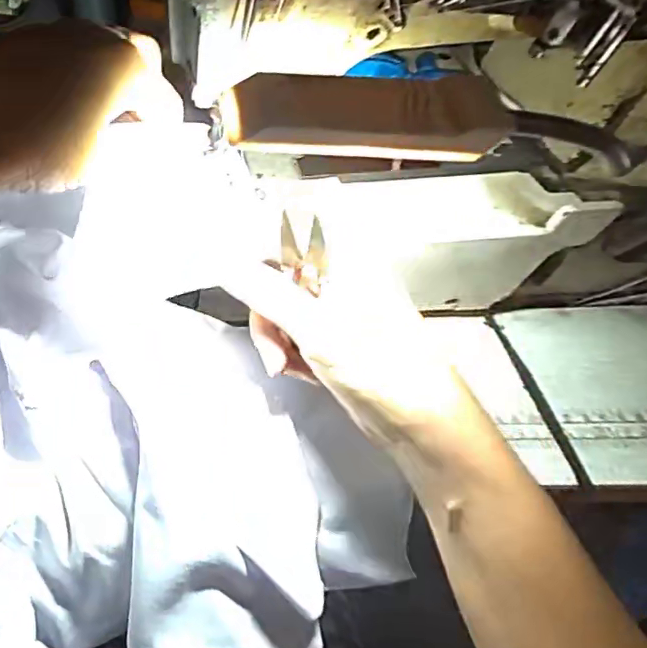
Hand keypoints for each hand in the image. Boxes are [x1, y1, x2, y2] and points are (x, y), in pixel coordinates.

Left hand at [0, 20, 178, 202]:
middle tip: (128, 125)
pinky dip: (74, 72)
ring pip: (102, 49)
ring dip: (107, 78)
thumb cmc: (31, 148)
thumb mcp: (91, 163)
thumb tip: (131, 141)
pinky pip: (68, 50)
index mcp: (126, 66)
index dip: (165, 129)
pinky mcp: (25, 34)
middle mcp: (100, 36)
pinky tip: (52, 101)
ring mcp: (60, 30)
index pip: (165, 99)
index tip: (156, 150)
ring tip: (90, 113)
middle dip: (143, 90)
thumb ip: (122, 148)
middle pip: (141, 59)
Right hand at [218, 253, 487, 451]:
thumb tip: (227, 265)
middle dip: (264, 310)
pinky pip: (291, 328)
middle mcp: (341, 271)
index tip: (234, 272)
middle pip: (275, 270)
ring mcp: (336, 302)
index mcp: (346, 254)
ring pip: (279, 303)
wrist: (419, 420)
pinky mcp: (333, 331)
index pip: (286, 226)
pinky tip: (300, 369)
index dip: (255, 247)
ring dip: (273, 335)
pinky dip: (287, 349)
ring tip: (285, 362)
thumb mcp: (315, 328)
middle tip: (271, 340)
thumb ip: (265, 291)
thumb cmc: (386, 371)